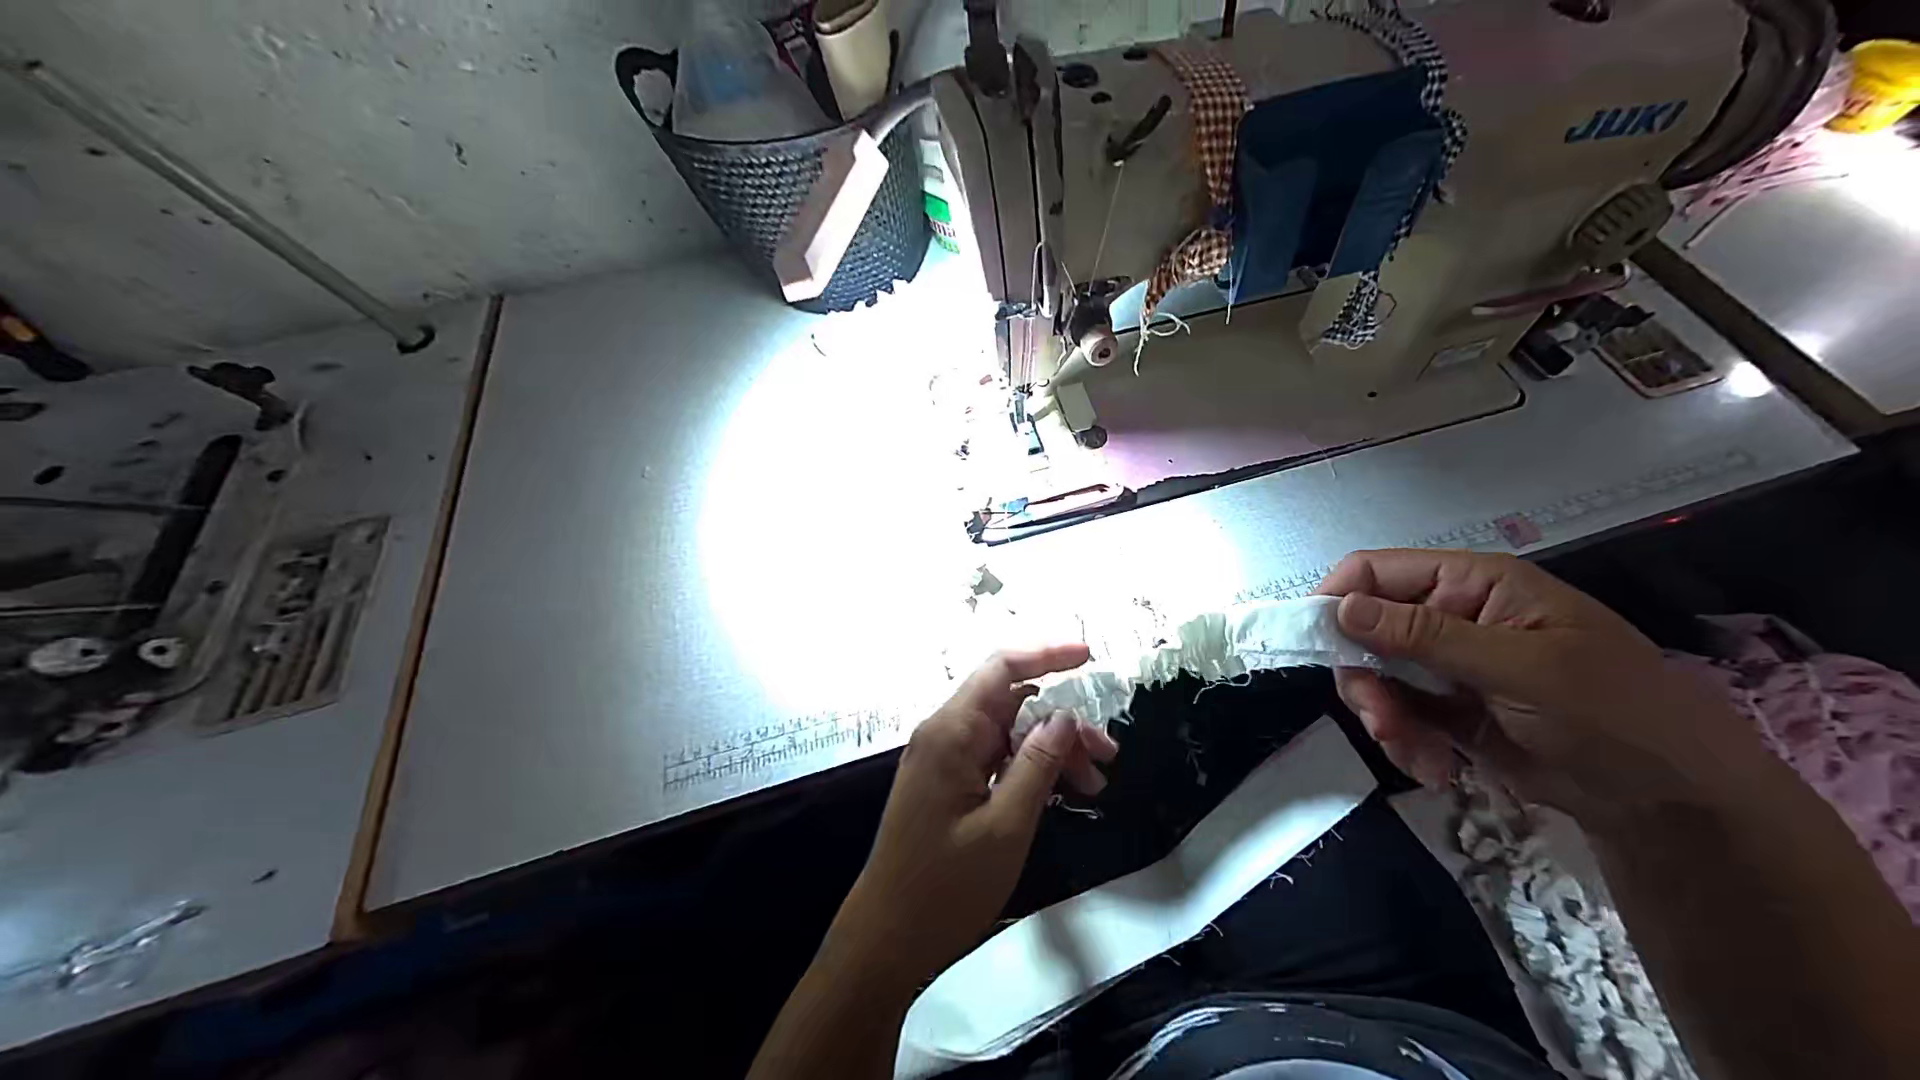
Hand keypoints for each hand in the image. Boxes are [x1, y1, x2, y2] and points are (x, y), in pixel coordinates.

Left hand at [826, 645, 1116, 988]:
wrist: (888, 934)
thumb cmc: (947, 885)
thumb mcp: (1006, 825)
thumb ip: (1037, 763)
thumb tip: (1065, 715)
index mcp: (952, 732)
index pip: (1001, 669)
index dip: (1047, 654)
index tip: (1090, 656)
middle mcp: (944, 733)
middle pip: (1011, 702)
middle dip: (1061, 719)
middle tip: (1107, 754)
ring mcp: (943, 758)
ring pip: (1007, 731)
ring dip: (1051, 748)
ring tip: (1093, 783)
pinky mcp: (947, 781)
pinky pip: (995, 757)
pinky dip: (1029, 767)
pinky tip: (1061, 790)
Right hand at [1315, 549, 1770, 822]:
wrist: (1670, 805)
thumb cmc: (1614, 715)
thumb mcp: (1522, 669)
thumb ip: (1427, 635)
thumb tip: (1342, 607)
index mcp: (1473, 585)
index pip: (1377, 571)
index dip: (1338, 598)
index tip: (1314, 642)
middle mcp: (1450, 617)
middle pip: (1364, 629)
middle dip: (1364, 676)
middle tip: (1380, 719)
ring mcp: (1446, 665)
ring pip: (1373, 676)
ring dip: (1384, 716)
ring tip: (1414, 753)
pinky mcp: (1445, 708)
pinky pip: (1395, 713)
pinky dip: (1403, 741)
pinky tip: (1433, 768)